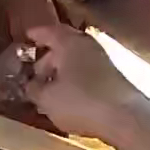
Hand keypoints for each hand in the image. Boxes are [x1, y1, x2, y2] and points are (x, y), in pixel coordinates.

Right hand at [21, 23, 149, 140]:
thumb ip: (33, 89)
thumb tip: (30, 85)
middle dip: (46, 58)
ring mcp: (102, 60)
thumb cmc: (79, 102)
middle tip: (33, 73)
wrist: (125, 117)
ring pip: (74, 59)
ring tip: (47, 89)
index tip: (25, 36)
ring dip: (59, 70)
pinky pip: (85, 71)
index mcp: (68, 44)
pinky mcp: (111, 76)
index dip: (35, 34)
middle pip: (62, 45)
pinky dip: (72, 78)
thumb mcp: (46, 98)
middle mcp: (87, 46)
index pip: (48, 31)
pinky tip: (65, 96)